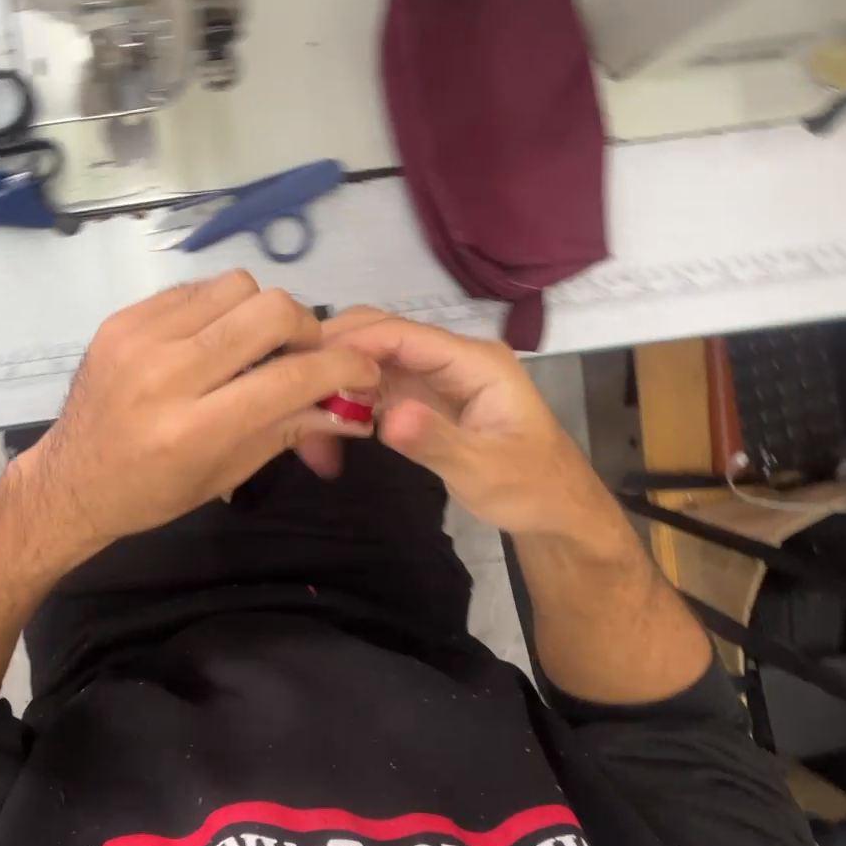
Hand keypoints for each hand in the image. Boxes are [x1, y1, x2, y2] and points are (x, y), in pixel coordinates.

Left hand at [19, 271, 379, 546]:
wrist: (71, 480)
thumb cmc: (153, 492)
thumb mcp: (226, 474)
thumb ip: (289, 429)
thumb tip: (351, 405)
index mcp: (194, 429)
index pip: (290, 376)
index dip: (342, 368)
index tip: (360, 370)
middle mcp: (166, 374)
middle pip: (269, 311)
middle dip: (306, 328)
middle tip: (302, 353)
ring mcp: (138, 339)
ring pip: (236, 286)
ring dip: (261, 312)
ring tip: (254, 345)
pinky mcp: (122, 320)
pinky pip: (195, 288)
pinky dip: (219, 309)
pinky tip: (213, 338)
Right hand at [315, 308, 601, 535]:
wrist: (554, 510)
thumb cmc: (530, 488)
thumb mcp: (485, 470)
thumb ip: (437, 441)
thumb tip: (388, 418)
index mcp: (473, 361)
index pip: (403, 334)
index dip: (353, 342)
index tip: (305, 363)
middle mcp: (450, 359)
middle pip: (382, 335)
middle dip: (337, 352)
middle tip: (291, 382)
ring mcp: (434, 377)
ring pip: (372, 359)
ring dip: (337, 377)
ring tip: (301, 404)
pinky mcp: (421, 398)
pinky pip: (375, 386)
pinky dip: (348, 398)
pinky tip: (325, 420)